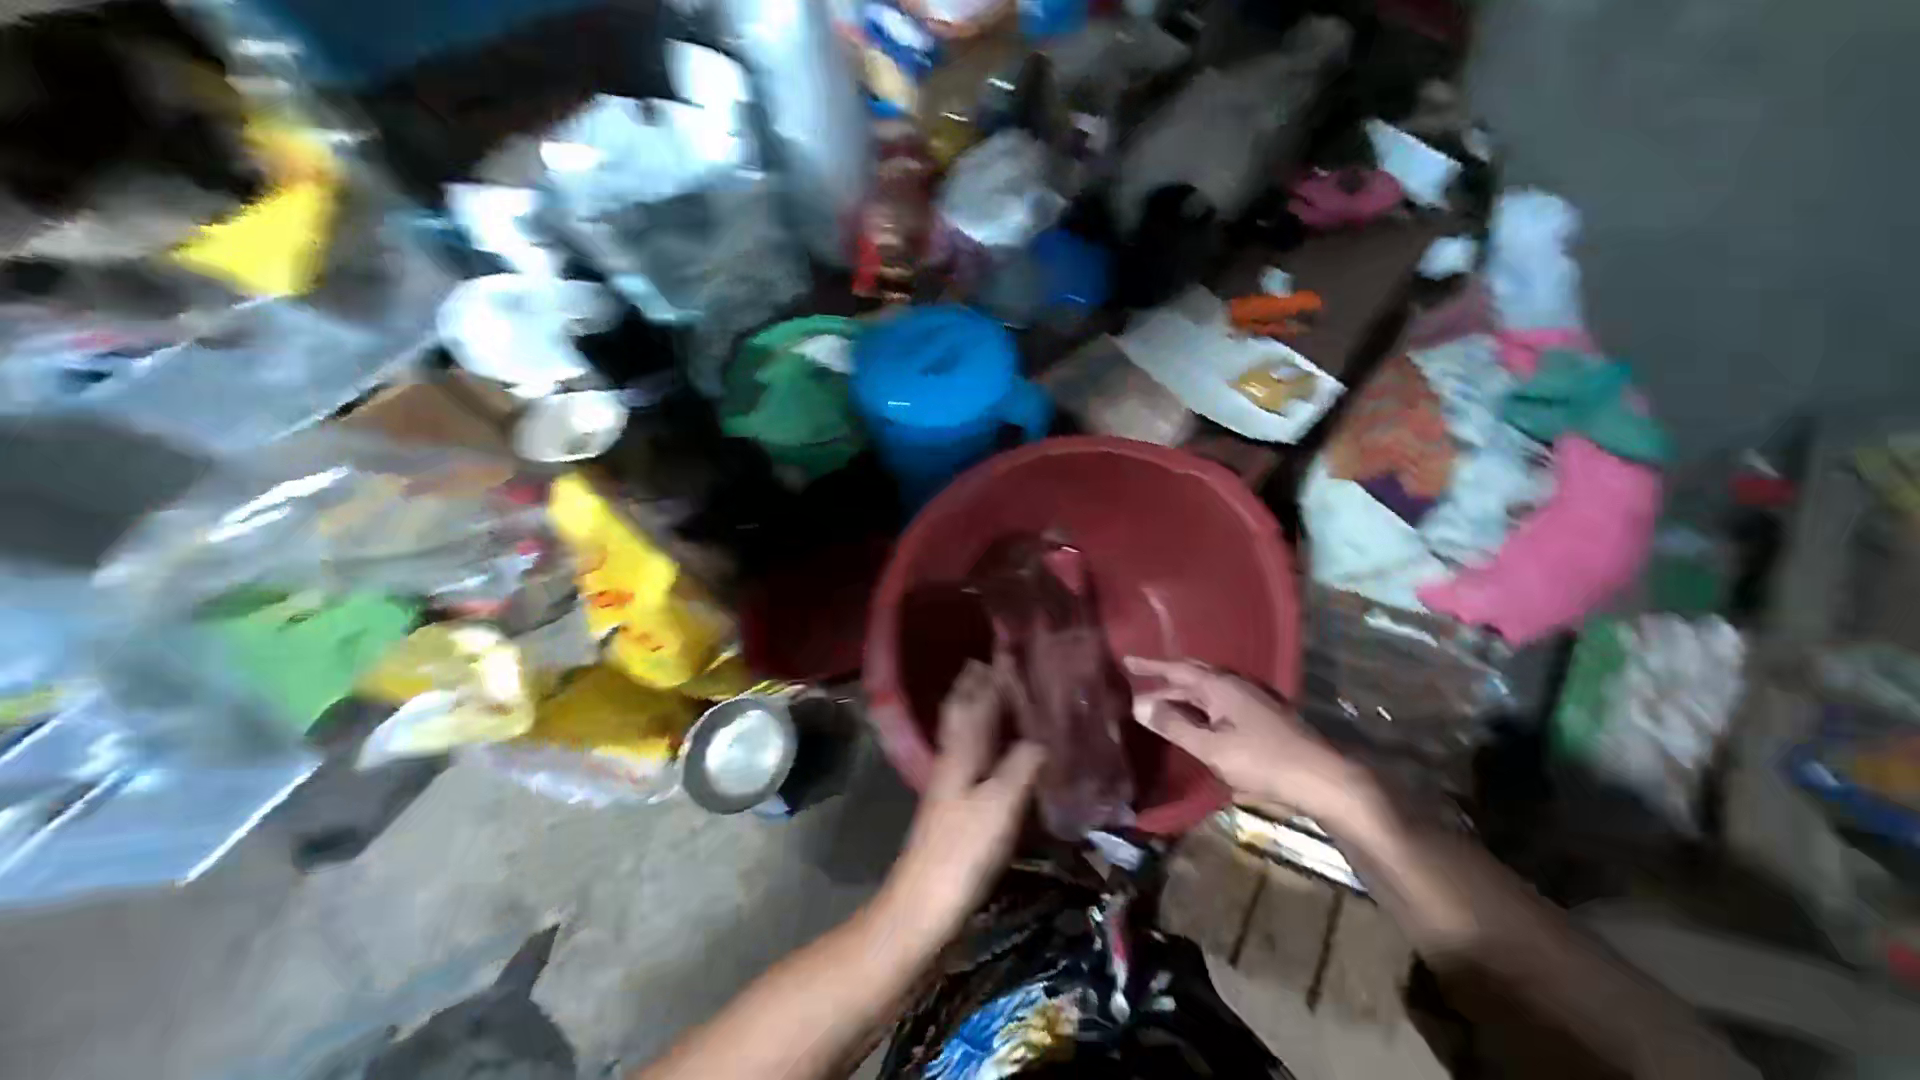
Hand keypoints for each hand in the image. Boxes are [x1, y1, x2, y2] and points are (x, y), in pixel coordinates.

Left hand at [872, 660, 1044, 952]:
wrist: (923, 904)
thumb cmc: (962, 851)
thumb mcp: (998, 805)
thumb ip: (1020, 766)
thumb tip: (1041, 737)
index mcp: (960, 753)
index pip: (975, 703)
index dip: (990, 677)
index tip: (1005, 650)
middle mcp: (951, 761)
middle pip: (962, 713)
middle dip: (975, 686)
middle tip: (992, 662)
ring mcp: (950, 785)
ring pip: (964, 734)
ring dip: (976, 709)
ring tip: (993, 693)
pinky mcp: (955, 808)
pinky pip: (970, 757)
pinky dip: (982, 740)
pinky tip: (992, 749)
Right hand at [1125, 657, 1367, 823]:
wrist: (1322, 779)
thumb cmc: (1263, 761)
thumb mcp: (1211, 747)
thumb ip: (1174, 725)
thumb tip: (1139, 704)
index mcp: (1220, 687)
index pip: (1177, 669)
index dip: (1151, 666)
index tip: (1126, 661)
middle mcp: (1234, 685)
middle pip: (1192, 675)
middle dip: (1164, 676)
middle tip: (1138, 678)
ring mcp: (1250, 700)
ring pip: (1206, 690)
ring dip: (1181, 692)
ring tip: (1158, 701)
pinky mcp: (1260, 716)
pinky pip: (1218, 701)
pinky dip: (1197, 704)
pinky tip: (1193, 718)